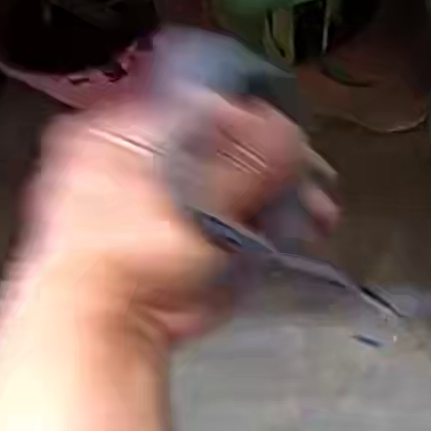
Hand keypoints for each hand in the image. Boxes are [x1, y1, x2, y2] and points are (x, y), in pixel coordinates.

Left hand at [14, 95, 334, 345]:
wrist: (113, 323)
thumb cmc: (129, 256)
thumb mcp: (191, 198)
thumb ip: (242, 163)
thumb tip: (283, 126)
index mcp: (126, 136)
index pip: (202, 107)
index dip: (252, 121)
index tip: (290, 141)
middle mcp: (152, 162)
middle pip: (232, 148)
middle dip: (279, 167)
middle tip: (312, 180)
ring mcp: (179, 200)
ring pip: (246, 184)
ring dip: (288, 197)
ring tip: (317, 214)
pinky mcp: (202, 234)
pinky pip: (249, 215)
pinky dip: (278, 221)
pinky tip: (303, 228)